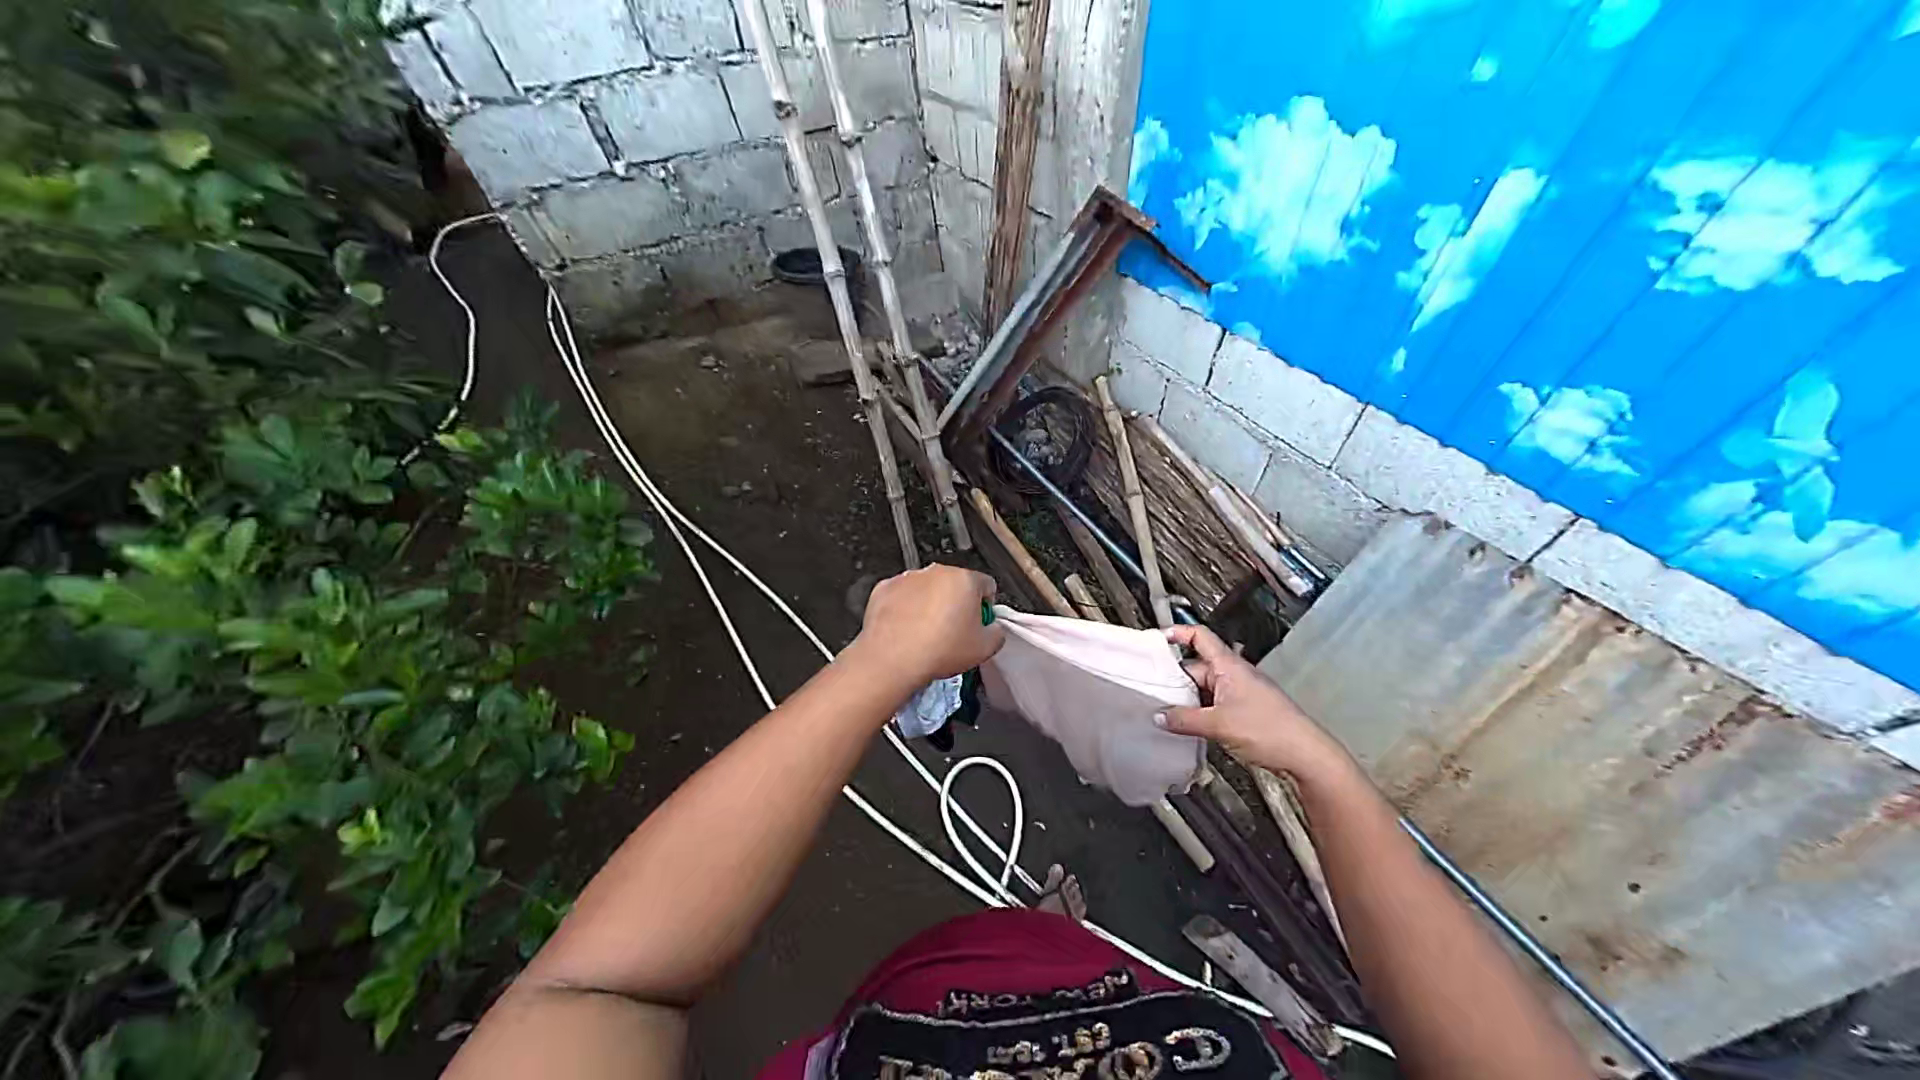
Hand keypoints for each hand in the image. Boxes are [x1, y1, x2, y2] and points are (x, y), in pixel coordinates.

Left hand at [850, 564, 1005, 686]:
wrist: (892, 659)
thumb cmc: (937, 650)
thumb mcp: (985, 649)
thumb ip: (997, 633)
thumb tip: (993, 630)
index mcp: (965, 580)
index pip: (987, 585)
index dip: (986, 606)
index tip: (980, 623)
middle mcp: (936, 572)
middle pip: (956, 585)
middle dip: (958, 605)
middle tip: (955, 633)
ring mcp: (909, 578)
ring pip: (928, 589)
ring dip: (931, 605)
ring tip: (928, 635)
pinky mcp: (886, 588)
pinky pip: (903, 596)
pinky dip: (906, 608)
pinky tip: (908, 630)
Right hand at [1159, 624, 1353, 781]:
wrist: (1305, 756)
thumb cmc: (1272, 730)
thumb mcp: (1218, 724)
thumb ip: (1184, 719)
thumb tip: (1161, 716)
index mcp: (1228, 666)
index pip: (1200, 637)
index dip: (1178, 633)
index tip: (1158, 639)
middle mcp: (1234, 675)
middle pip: (1196, 668)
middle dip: (1176, 681)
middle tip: (1156, 694)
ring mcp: (1239, 693)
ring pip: (1203, 690)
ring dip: (1188, 701)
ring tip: (1171, 715)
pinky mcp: (1243, 711)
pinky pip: (1213, 705)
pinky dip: (1200, 713)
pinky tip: (1191, 727)